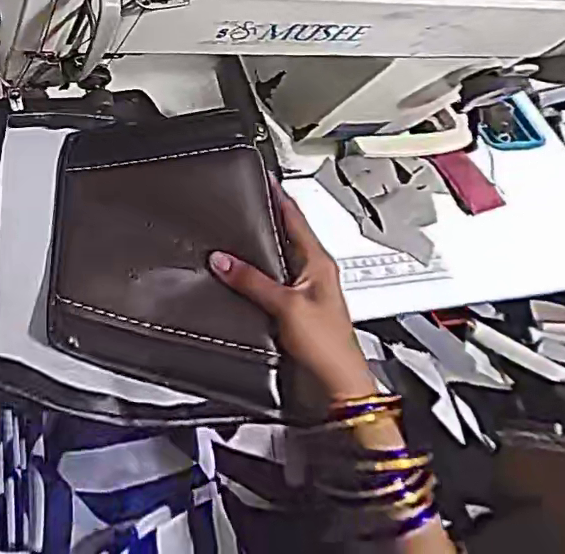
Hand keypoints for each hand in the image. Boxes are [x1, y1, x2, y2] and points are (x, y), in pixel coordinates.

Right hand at [209, 188, 378, 401]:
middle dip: (271, 214)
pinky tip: (249, 268)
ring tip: (246, 226)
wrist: (341, 386)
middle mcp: (316, 271)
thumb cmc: (329, 346)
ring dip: (266, 241)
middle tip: (252, 197)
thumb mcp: (286, 306)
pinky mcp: (300, 305)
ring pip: (284, 254)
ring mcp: (309, 288)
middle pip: (290, 232)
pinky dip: (263, 266)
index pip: (296, 217)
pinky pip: (278, 275)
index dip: (280, 195)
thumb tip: (223, 260)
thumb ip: (252, 281)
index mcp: (319, 262)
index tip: (267, 177)